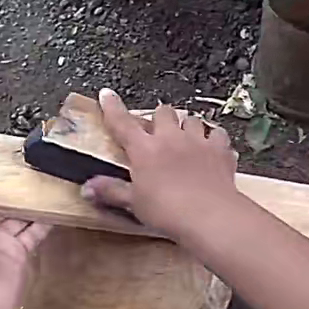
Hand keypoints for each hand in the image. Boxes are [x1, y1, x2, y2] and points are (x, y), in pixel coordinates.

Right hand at [81, 88, 241, 239]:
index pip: (123, 123)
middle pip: (164, 112)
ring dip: (187, 125)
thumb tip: (87, 188)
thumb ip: (112, 191)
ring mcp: (199, 141)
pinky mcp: (221, 149)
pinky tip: (213, 147)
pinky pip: (219, 134)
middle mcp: (171, 138)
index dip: (113, 108)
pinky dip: (215, 138)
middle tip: (158, 129)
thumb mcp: (134, 203)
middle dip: (159, 117)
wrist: (209, 214)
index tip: (107, 94)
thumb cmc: (166, 211)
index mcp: (145, 149)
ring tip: (185, 136)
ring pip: (193, 119)